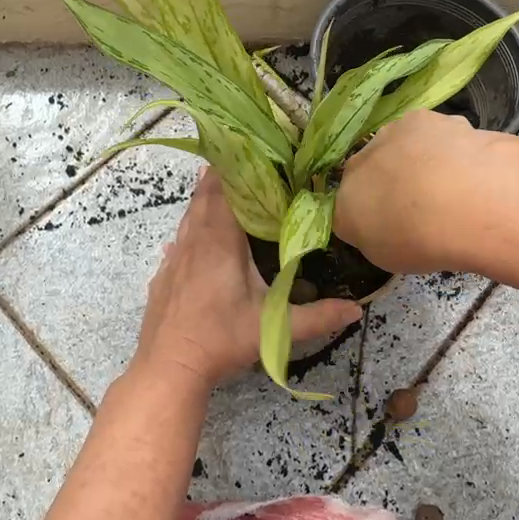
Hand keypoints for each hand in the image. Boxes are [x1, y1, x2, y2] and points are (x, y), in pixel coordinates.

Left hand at [133, 170, 361, 390]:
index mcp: (220, 243)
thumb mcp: (273, 329)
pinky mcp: (163, 278)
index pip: (226, 192)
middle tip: (237, 160)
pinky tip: (186, 239)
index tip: (251, 151)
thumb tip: (355, 310)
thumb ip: (316, 317)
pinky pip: (176, 243)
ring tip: (215, 186)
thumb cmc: (220, 341)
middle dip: (220, 178)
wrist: (168, 369)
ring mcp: (174, 260)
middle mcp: (194, 243)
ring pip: (188, 218)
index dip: (237, 170)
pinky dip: (187, 231)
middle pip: (205, 198)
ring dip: (202, 201)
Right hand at [336, 110, 492, 273]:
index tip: (398, 224)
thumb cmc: (423, 242)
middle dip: (393, 181)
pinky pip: (428, 133)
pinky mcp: (418, 118)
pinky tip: (465, 161)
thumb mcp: (392, 257)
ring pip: (400, 148)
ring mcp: (387, 136)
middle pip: (372, 170)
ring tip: (451, 182)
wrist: (460, 202)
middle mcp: (358, 166)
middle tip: (425, 204)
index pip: (351, 207)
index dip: (375, 214)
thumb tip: (386, 224)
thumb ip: (380, 236)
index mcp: (345, 204)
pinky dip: (443, 143)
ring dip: (417, 159)